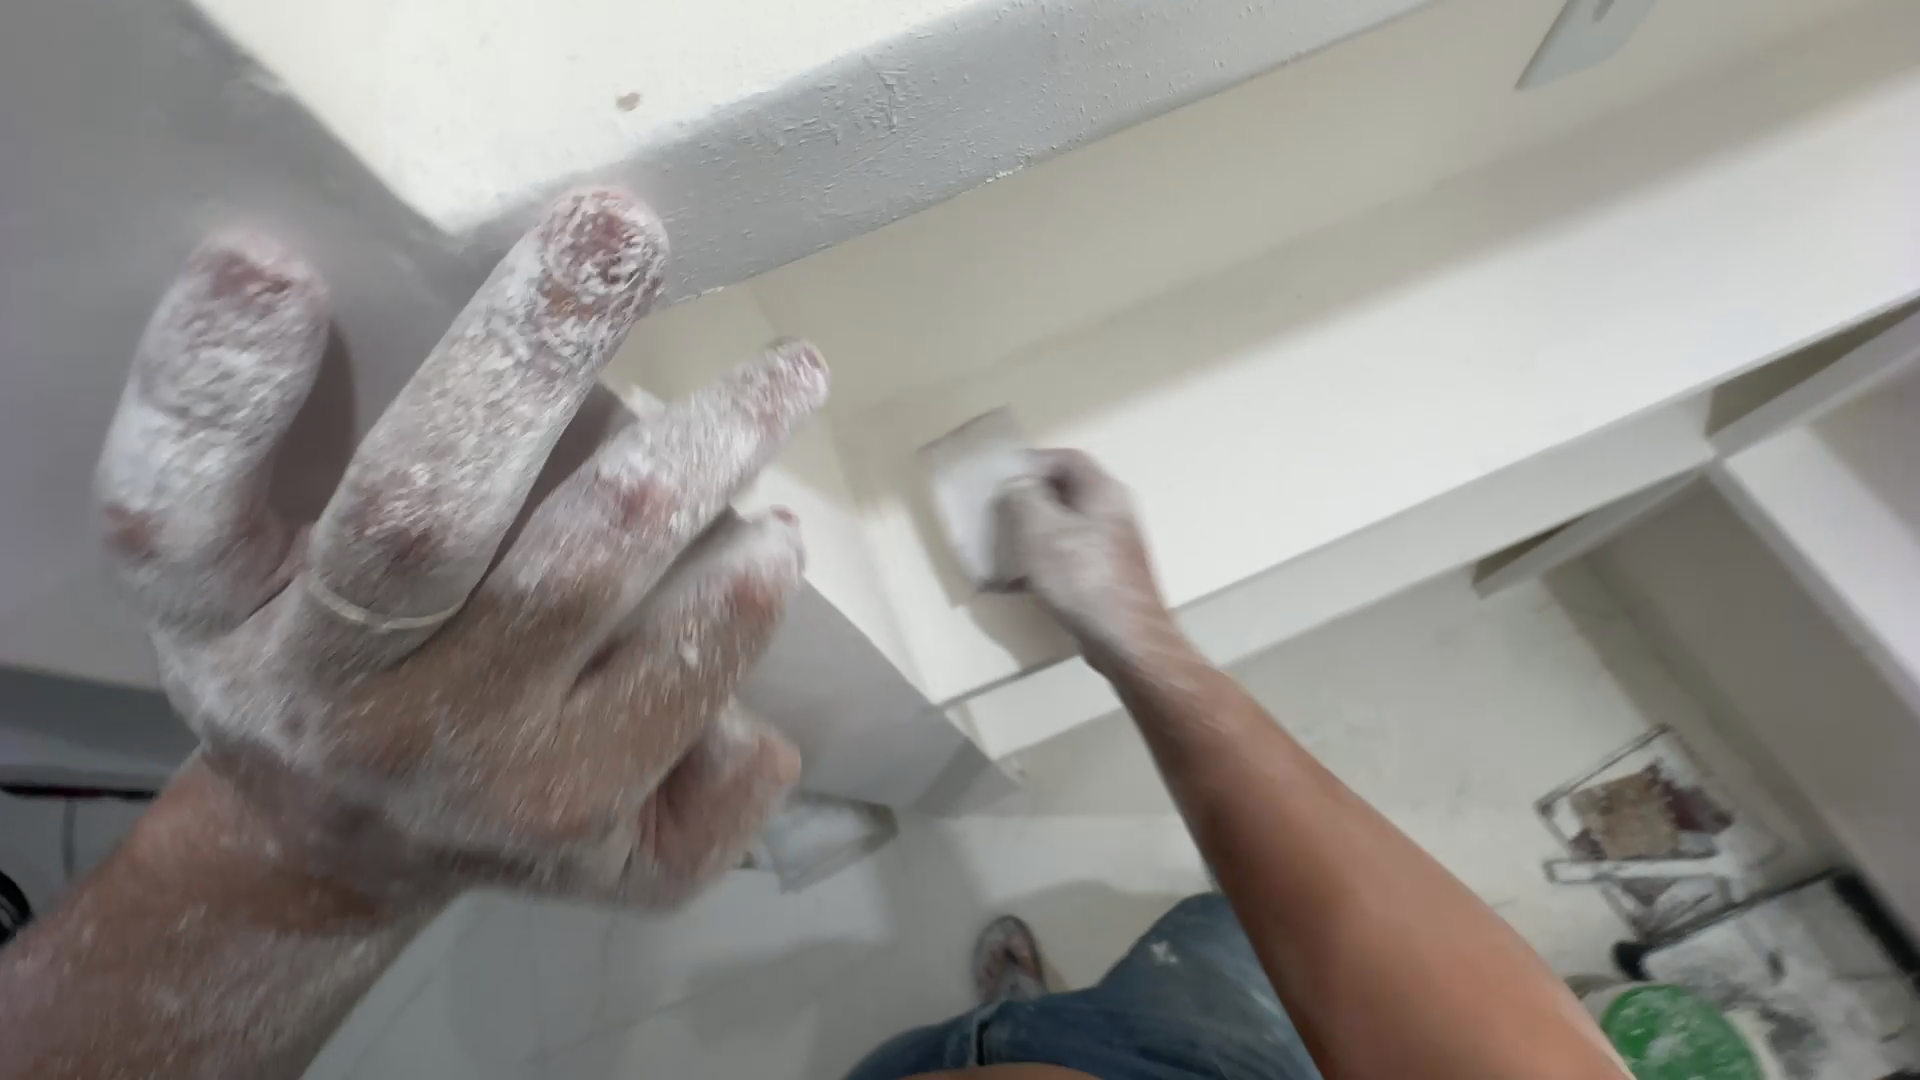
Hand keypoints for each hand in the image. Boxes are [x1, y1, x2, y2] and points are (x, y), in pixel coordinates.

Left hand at [93, 189, 827, 908]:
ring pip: (425, 505)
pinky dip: (220, 385)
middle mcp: (432, 730)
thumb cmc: (515, 813)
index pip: (677, 668)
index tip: (780, 531)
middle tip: (791, 371)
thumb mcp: (644, 853)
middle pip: (577, 570)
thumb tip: (765, 635)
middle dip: (699, 456)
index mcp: (556, 788)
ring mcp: (301, 655)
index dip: (743, 595)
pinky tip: (280, 274)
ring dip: (536, 354)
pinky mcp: (188, 594)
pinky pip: (175, 493)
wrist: (327, 837)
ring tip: (622, 238)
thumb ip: (728, 798)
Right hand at [995, 449, 1190, 677]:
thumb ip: (1023, 496)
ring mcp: (1112, 546)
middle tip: (998, 512)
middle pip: (1065, 493)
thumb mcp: (1039, 529)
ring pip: (1064, 527)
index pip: (1066, 458)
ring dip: (1032, 534)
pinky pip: (1068, 557)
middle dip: (1027, 501)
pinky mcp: (1106, 576)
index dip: (1031, 462)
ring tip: (1003, 547)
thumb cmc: (1080, 577)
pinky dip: (1042, 562)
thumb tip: (1017, 484)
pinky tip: (1017, 582)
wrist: (1124, 638)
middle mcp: (1113, 512)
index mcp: (1103, 491)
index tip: (1001, 477)